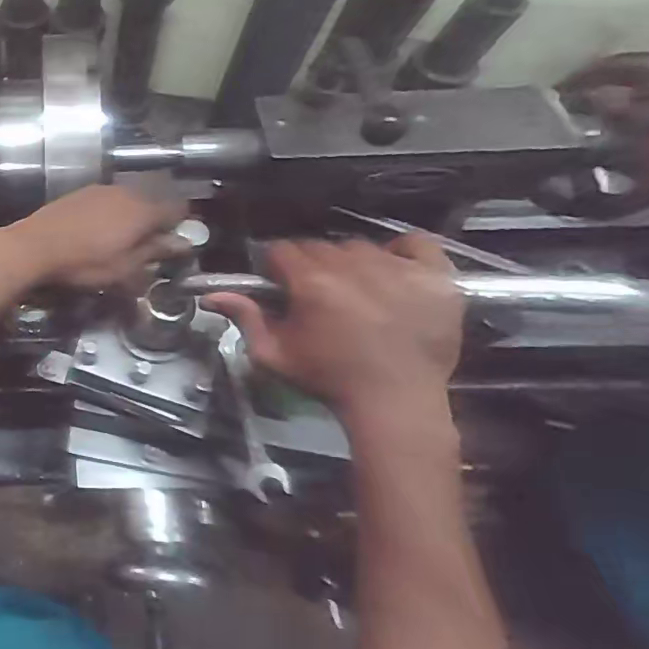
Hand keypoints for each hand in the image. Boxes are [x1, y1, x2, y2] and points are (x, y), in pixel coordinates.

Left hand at [0, 185, 186, 288]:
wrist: (34, 246)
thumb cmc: (85, 262)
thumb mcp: (125, 268)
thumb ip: (154, 252)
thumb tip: (180, 243)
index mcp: (143, 210)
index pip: (177, 209)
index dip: (181, 225)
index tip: (177, 242)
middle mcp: (126, 192)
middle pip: (151, 203)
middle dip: (154, 223)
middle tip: (148, 247)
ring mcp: (100, 189)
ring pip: (127, 201)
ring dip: (130, 218)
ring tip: (120, 241)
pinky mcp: (79, 193)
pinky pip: (106, 201)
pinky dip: (109, 214)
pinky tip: (97, 232)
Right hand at [205, 237, 462, 417]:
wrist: (394, 404)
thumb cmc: (329, 380)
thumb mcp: (274, 355)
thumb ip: (245, 319)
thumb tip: (212, 295)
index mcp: (312, 284)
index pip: (282, 250)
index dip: (278, 267)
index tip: (284, 287)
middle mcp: (354, 267)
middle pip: (321, 246)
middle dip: (313, 266)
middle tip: (320, 297)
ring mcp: (398, 270)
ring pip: (362, 247)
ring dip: (353, 263)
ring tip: (358, 293)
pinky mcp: (435, 278)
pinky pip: (416, 244)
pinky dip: (403, 252)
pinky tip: (394, 272)